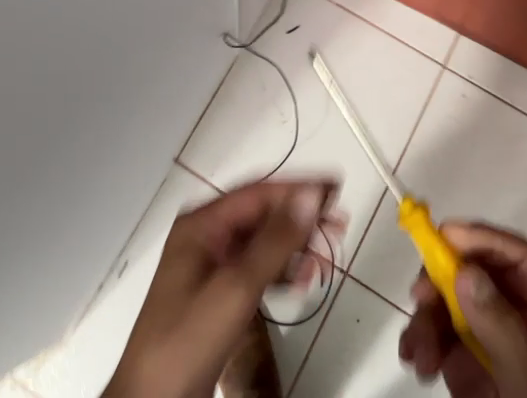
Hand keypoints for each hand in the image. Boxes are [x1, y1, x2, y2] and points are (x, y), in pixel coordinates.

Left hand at [104, 179, 339, 397]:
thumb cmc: (188, 338)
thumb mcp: (236, 286)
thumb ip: (275, 241)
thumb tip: (308, 197)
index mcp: (201, 225)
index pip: (257, 193)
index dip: (297, 188)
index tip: (334, 190)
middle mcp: (205, 238)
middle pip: (261, 216)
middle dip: (300, 220)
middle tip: (338, 225)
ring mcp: (211, 267)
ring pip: (262, 244)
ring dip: (295, 248)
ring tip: (326, 259)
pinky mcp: (219, 295)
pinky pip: (257, 271)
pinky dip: (281, 273)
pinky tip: (302, 282)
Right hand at [398, 222, 526, 397]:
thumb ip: (502, 332)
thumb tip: (467, 273)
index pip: (517, 262)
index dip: (483, 239)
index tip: (445, 235)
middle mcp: (514, 326)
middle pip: (474, 274)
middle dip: (441, 280)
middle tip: (419, 296)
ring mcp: (485, 347)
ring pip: (447, 304)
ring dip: (424, 319)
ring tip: (418, 355)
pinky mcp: (462, 371)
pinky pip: (434, 337)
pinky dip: (418, 341)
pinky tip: (415, 361)